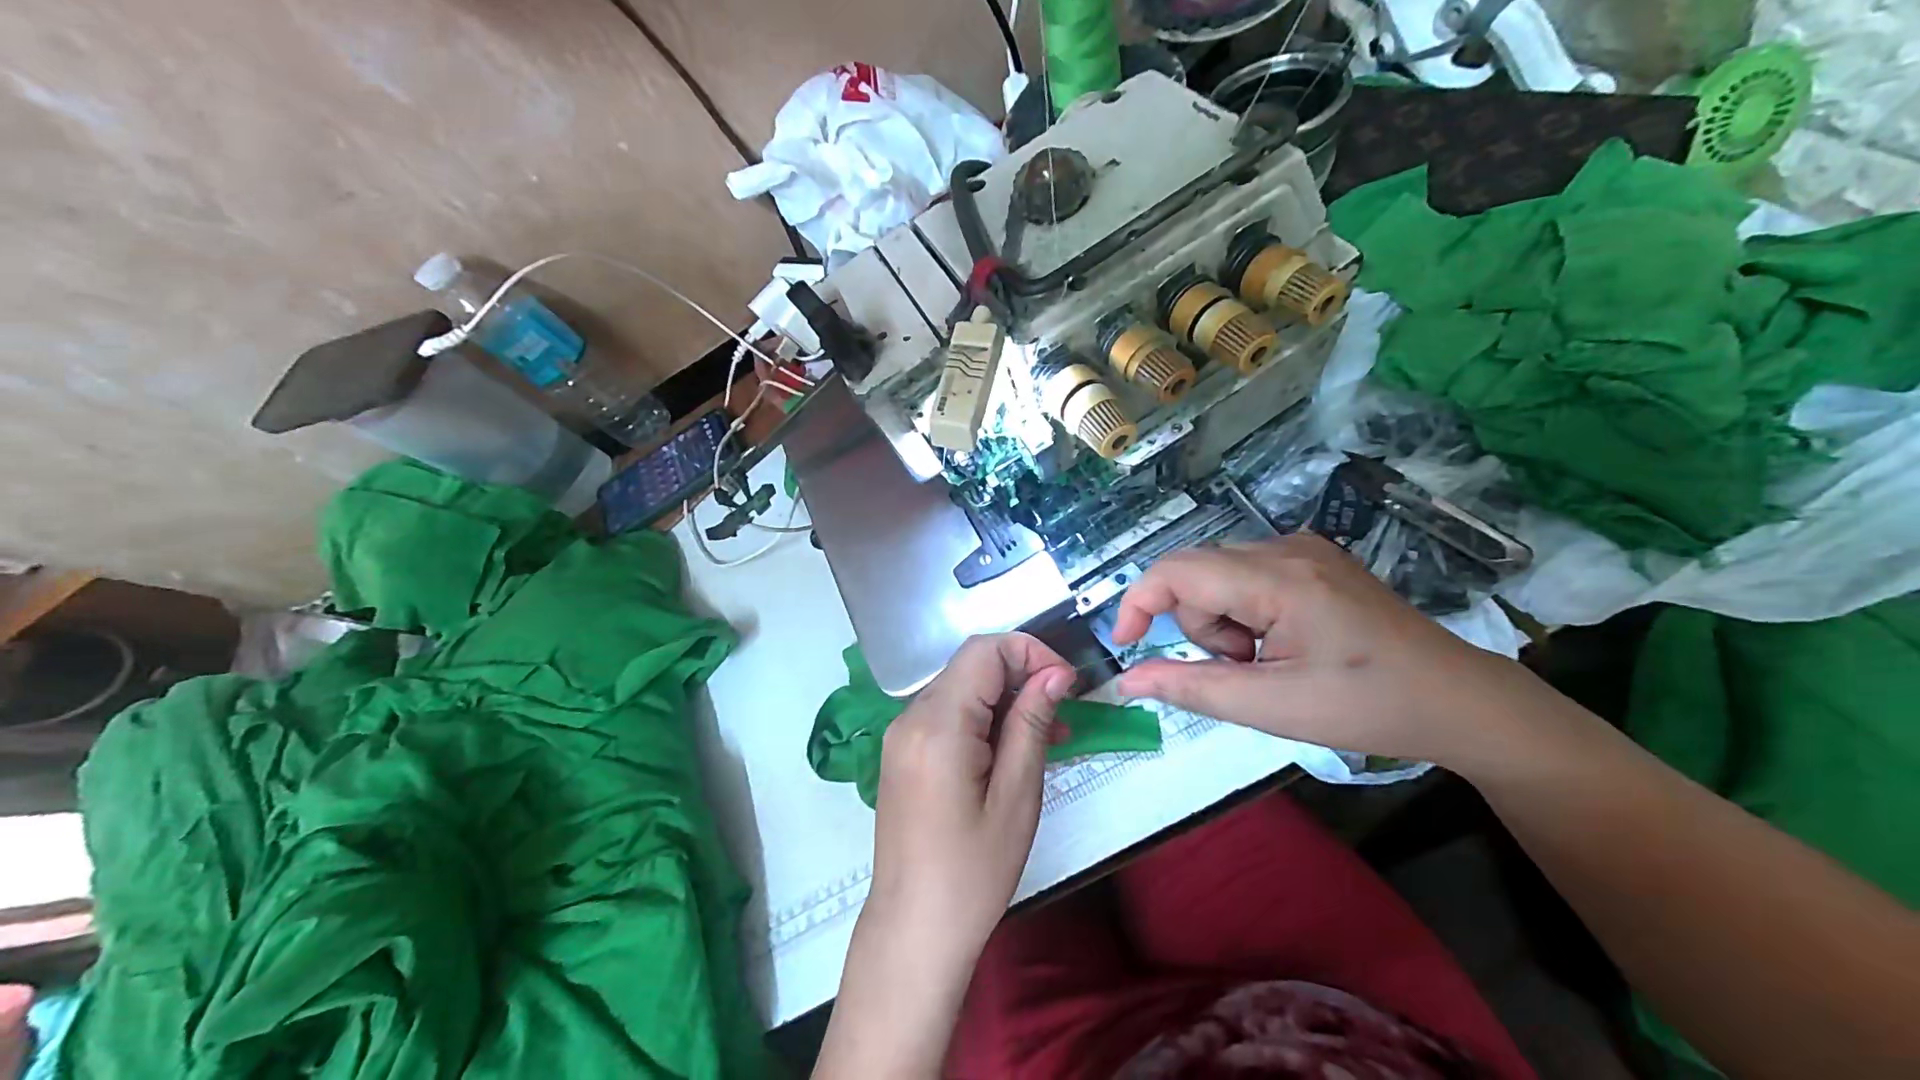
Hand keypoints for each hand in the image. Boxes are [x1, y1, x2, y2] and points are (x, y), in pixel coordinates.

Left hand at [868, 632, 1074, 957]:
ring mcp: (901, 735)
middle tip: (1064, 713)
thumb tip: (1054, 673)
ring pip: (961, 689)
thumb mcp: (1016, 796)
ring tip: (1048, 736)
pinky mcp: (902, 753)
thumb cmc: (973, 871)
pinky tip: (1013, 749)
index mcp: (937, 724)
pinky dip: (982, 718)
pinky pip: (947, 715)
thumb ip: (1031, 723)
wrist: (914, 928)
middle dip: (1021, 676)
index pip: (984, 650)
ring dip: (1005, 699)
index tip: (1067, 684)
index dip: (1030, 653)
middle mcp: (910, 717)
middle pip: (971, 666)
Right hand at [1111, 534, 1523, 769]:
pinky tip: (1280, 641)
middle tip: (1241, 668)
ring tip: (1266, 660)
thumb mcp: (1272, 706)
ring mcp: (1303, 548)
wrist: (1458, 700)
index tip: (1128, 648)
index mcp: (1278, 578)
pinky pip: (1245, 575)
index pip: (1176, 570)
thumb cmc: (1367, 706)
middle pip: (1196, 573)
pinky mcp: (1313, 559)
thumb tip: (1126, 679)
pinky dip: (1243, 612)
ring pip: (1218, 575)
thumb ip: (1191, 688)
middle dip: (1199, 625)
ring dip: (1222, 622)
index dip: (1139, 604)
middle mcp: (1286, 547)